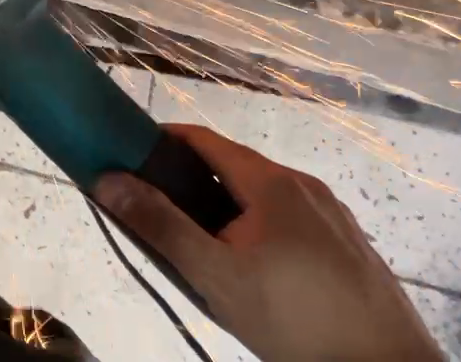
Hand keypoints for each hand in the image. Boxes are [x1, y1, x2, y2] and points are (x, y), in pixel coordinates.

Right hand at [93, 124, 442, 361]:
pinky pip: (290, 222)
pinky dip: (259, 228)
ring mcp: (335, 218)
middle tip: (159, 212)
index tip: (129, 158)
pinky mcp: (353, 250)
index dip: (161, 141)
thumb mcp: (216, 276)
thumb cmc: (297, 320)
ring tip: (203, 246)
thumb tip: (107, 179)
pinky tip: (255, 270)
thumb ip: (160, 225)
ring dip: (225, 207)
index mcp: (271, 182)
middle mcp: (305, 187)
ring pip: (262, 197)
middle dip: (189, 181)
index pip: (202, 139)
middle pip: (231, 167)